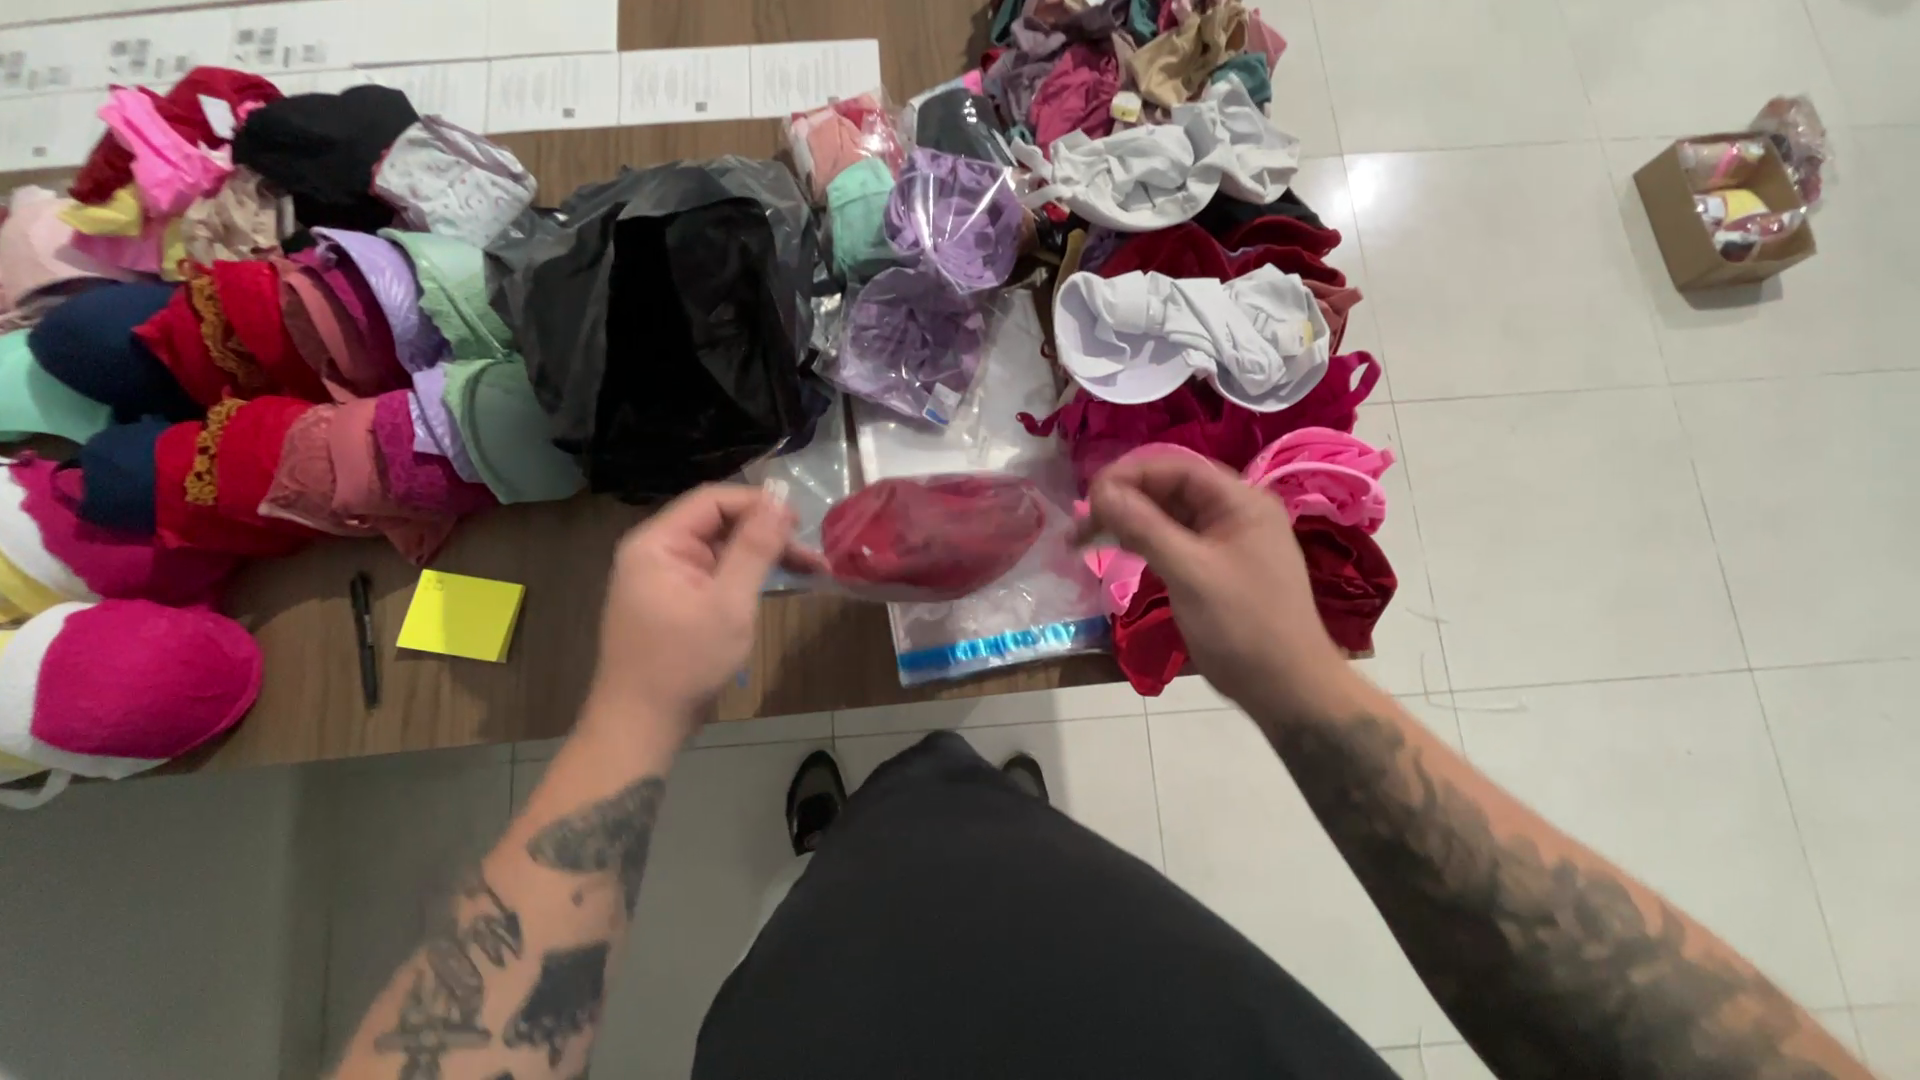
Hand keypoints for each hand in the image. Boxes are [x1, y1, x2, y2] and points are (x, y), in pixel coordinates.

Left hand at [585, 484, 825, 747]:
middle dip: (767, 533)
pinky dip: (748, 577)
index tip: (800, 521)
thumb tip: (779, 501)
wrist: (642, 725)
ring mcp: (665, 579)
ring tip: (810, 569)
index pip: (713, 501)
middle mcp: (657, 553)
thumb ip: (754, 548)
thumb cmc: (683, 662)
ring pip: (723, 550)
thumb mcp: (728, 603)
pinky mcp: (677, 602)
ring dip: (764, 556)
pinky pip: (717, 575)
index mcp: (658, 544)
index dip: (759, 504)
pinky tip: (781, 585)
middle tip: (813, 554)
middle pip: (719, 524)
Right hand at [1083, 452, 1359, 720]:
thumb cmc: (1243, 627)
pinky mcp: (1215, 569)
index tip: (1088, 498)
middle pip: (1169, 490)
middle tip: (1080, 526)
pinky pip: (1174, 543)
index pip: (1175, 468)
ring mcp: (1226, 542)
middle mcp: (1234, 513)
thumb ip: (1144, 528)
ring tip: (1085, 540)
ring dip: (1128, 524)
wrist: (1286, 690)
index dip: (1128, 476)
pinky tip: (1117, 552)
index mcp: (1240, 502)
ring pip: (1167, 518)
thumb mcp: (1190, 573)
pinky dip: (1143, 545)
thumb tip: (1100, 492)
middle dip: (1123, 501)